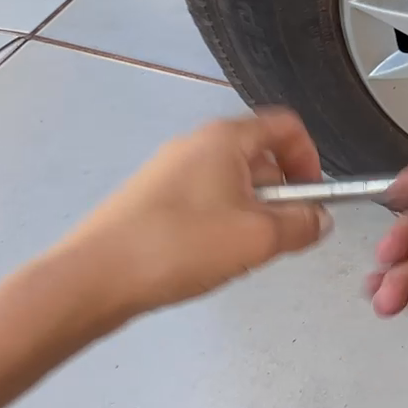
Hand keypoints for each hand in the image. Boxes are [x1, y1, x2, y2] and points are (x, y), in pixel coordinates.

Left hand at [54, 109, 330, 319]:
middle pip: (260, 153)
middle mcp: (196, 143)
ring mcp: (166, 169)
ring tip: (241, 251)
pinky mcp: (146, 198)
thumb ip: (302, 224)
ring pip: (230, 180)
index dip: (310, 157)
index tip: (312, 196)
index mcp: (226, 138)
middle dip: (281, 190)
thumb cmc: (182, 246)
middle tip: (279, 231)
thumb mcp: (259, 238)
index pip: (287, 126)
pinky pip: (201, 197)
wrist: (87, 281)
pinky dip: (218, 219)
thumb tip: (319, 219)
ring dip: (250, 209)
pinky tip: (206, 256)